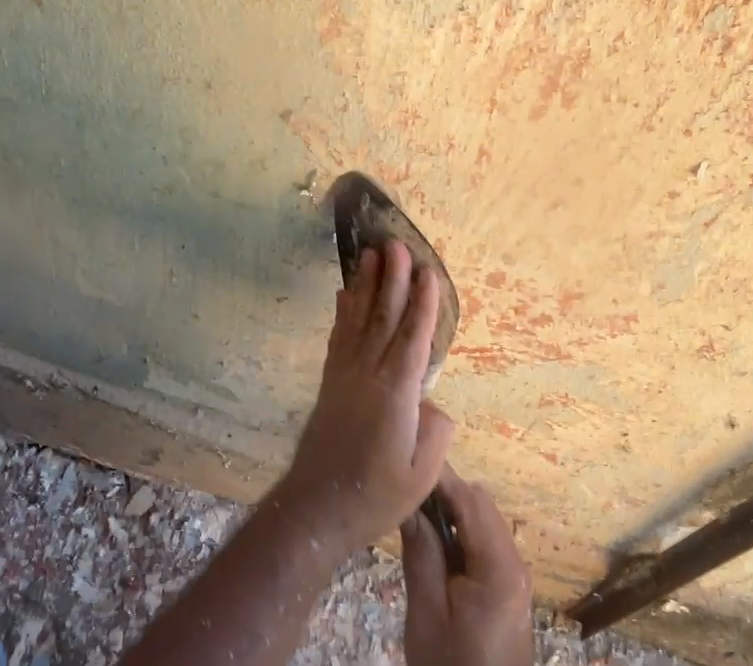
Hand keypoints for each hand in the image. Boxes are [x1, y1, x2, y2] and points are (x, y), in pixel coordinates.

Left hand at [274, 242, 453, 553]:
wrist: (316, 507)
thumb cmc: (376, 495)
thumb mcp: (422, 474)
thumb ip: (436, 432)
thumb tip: (431, 403)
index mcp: (397, 393)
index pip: (414, 337)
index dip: (422, 303)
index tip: (428, 271)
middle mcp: (369, 374)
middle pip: (383, 317)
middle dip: (392, 279)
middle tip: (396, 243)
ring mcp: (345, 375)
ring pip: (359, 320)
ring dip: (366, 285)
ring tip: (370, 254)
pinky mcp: (330, 382)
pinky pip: (338, 337)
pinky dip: (343, 312)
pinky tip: (345, 294)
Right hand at [401, 466, 532, 665]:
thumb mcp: (426, 613)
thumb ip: (421, 553)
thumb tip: (409, 502)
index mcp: (499, 567)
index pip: (470, 501)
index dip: (440, 477)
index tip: (407, 462)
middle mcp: (516, 562)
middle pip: (481, 504)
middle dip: (445, 491)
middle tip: (405, 491)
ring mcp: (516, 574)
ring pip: (484, 520)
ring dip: (452, 510)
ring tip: (415, 513)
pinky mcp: (509, 587)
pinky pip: (486, 541)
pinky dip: (462, 530)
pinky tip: (435, 540)